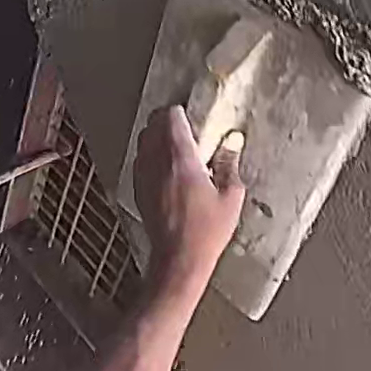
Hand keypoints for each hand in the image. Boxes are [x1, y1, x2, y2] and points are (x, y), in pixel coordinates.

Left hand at [134, 105, 245, 292]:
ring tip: (174, 144)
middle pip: (153, 124)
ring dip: (156, 135)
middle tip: (184, 124)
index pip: (171, 118)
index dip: (180, 111)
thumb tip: (231, 144)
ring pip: (143, 140)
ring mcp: (144, 175)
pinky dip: (150, 154)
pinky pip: (139, 159)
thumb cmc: (206, 231)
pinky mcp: (138, 188)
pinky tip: (165, 166)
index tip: (192, 113)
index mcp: (181, 160)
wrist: (178, 259)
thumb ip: (230, 165)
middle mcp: (157, 163)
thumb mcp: (231, 198)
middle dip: (166, 119)